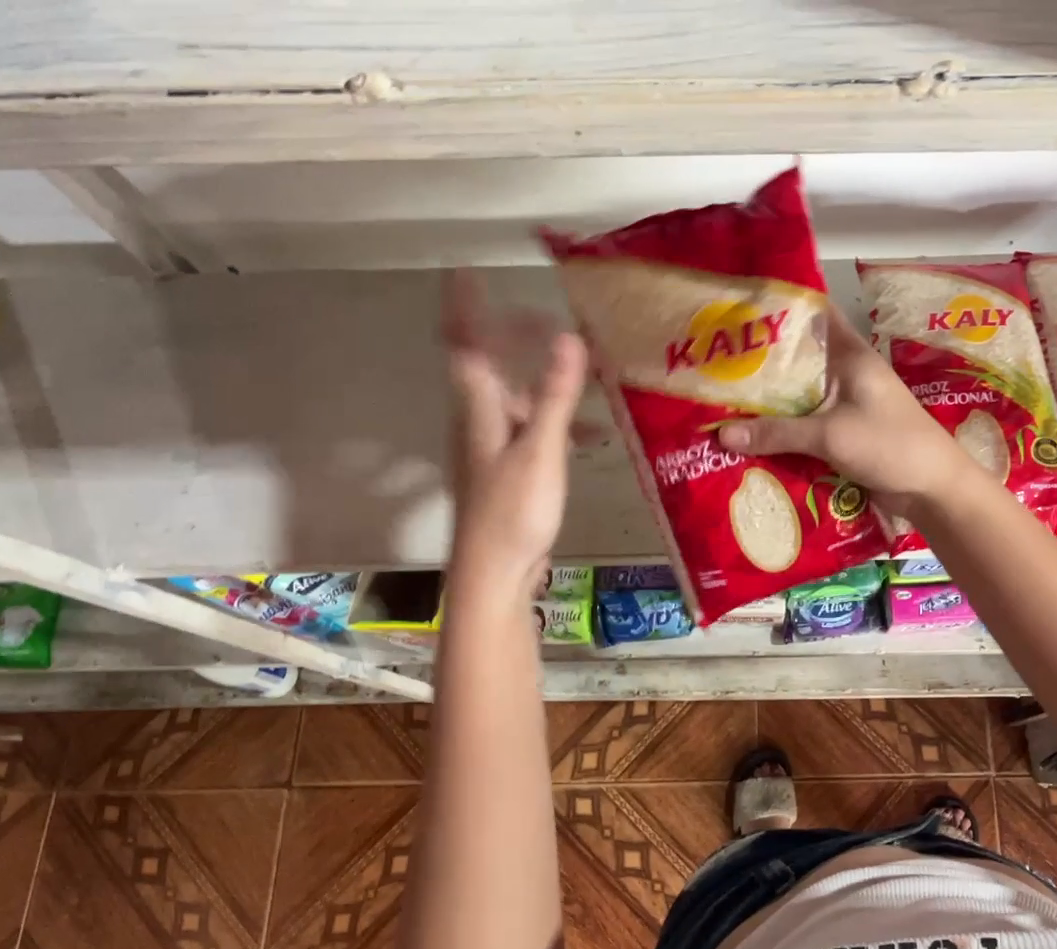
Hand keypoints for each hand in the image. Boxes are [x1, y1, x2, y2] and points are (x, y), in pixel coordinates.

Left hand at [444, 271, 588, 594]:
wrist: (494, 573)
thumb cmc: (513, 511)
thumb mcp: (541, 450)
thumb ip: (556, 394)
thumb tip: (569, 336)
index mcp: (479, 407)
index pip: (465, 343)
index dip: (464, 305)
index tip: (464, 268)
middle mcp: (478, 420)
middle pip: (491, 364)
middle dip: (516, 337)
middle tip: (547, 320)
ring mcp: (492, 447)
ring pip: (516, 397)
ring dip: (544, 380)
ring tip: (584, 370)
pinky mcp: (509, 472)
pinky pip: (533, 430)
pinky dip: (558, 422)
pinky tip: (592, 434)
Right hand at [717, 312, 973, 517]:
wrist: (932, 490)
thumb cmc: (890, 446)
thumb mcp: (830, 435)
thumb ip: (777, 433)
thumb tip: (721, 434)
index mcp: (850, 356)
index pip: (814, 315)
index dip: (780, 308)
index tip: (738, 310)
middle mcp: (845, 375)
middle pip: (796, 361)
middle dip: (759, 365)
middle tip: (711, 364)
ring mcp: (844, 407)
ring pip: (797, 398)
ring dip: (767, 405)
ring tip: (718, 402)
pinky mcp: (842, 436)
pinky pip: (803, 429)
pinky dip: (780, 434)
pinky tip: (748, 439)